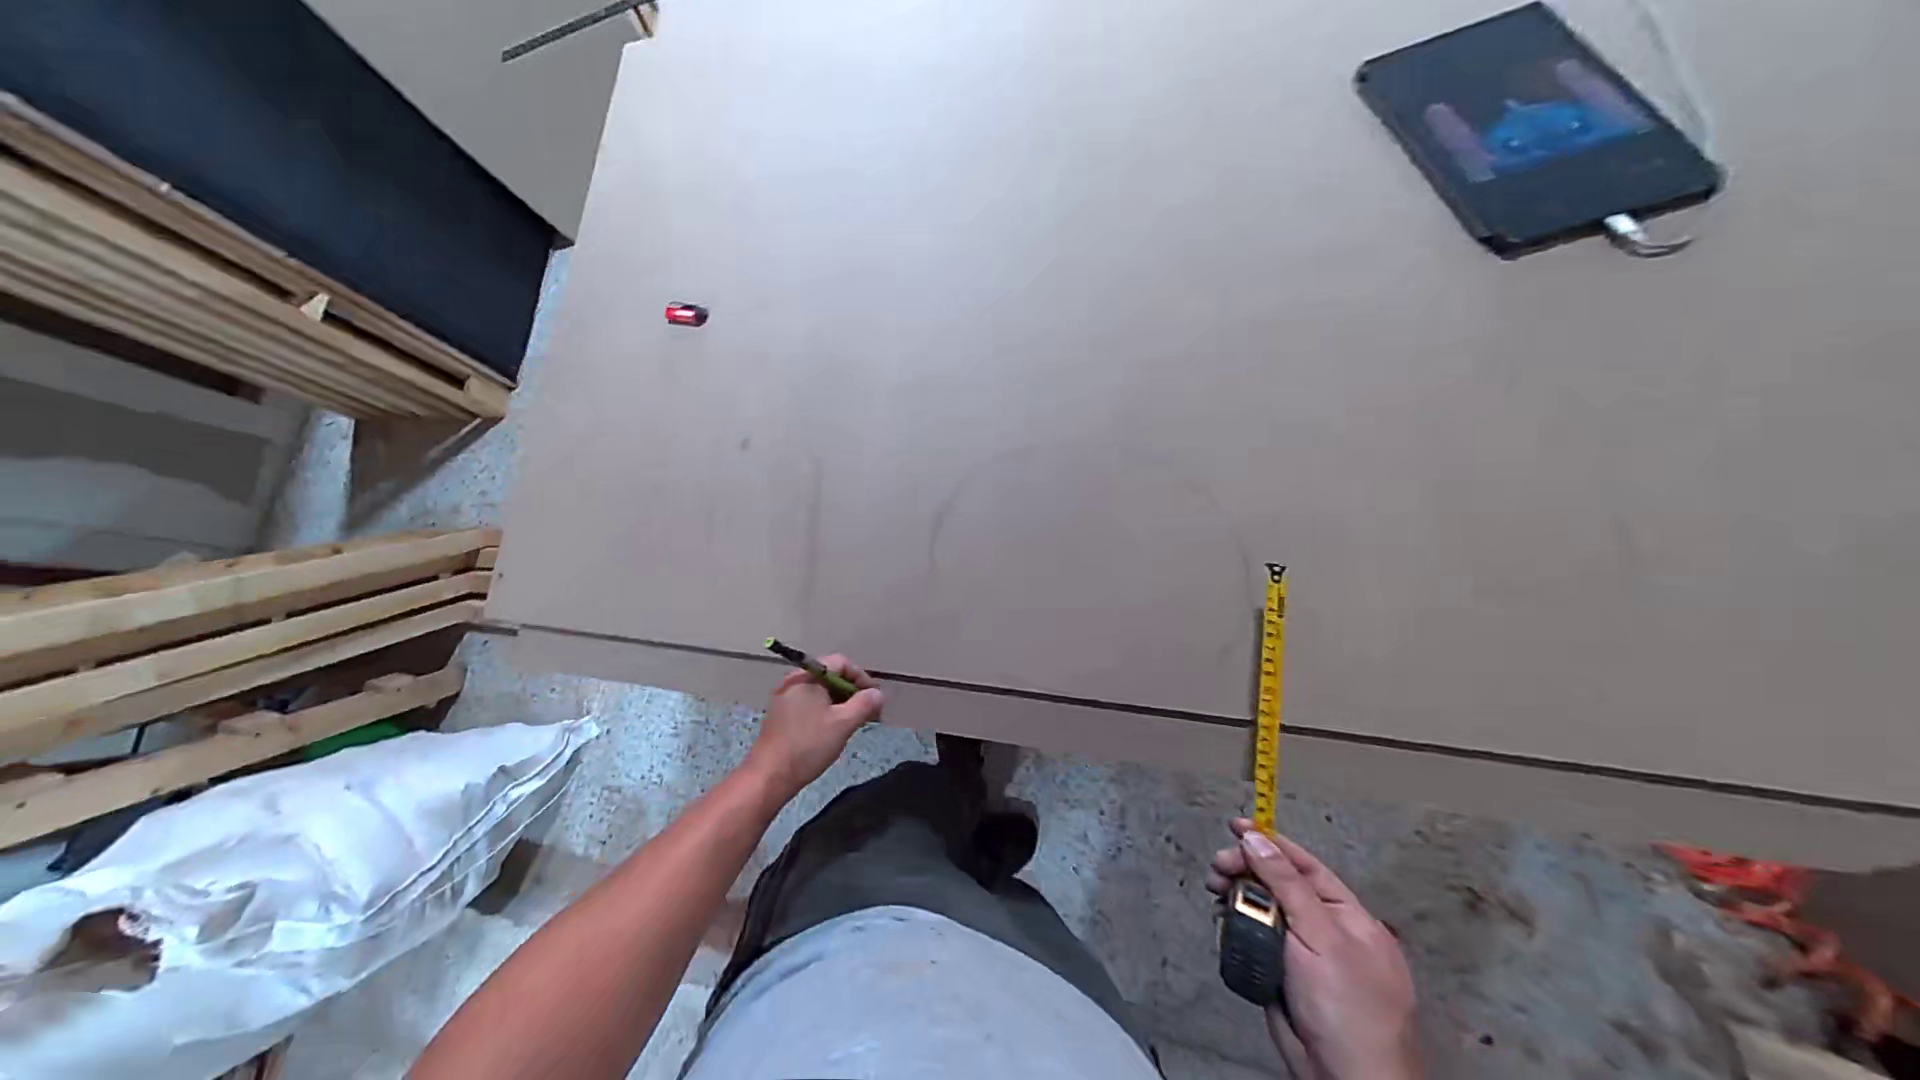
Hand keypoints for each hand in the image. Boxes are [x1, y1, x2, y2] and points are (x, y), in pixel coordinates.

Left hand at [743, 654, 884, 800]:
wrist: (769, 776)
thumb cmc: (808, 745)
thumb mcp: (843, 723)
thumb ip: (864, 704)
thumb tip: (877, 693)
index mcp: (807, 677)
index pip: (841, 663)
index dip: (862, 677)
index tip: (875, 698)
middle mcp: (794, 682)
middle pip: (831, 676)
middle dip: (853, 692)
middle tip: (869, 712)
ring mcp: (786, 699)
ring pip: (821, 692)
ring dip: (842, 704)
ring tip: (856, 723)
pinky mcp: (782, 716)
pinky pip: (811, 704)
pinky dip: (827, 712)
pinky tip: (835, 730)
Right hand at [1207, 819, 1420, 1079]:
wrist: (1345, 1079)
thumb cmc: (1350, 1011)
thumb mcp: (1320, 935)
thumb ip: (1286, 883)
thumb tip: (1257, 840)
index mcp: (1346, 915)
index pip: (1303, 866)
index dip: (1270, 842)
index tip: (1237, 826)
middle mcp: (1323, 929)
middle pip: (1277, 884)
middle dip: (1245, 869)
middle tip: (1218, 866)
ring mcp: (1300, 953)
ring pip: (1260, 910)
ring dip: (1235, 895)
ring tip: (1215, 890)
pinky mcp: (1278, 973)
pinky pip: (1251, 938)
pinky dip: (1233, 924)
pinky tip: (1221, 918)